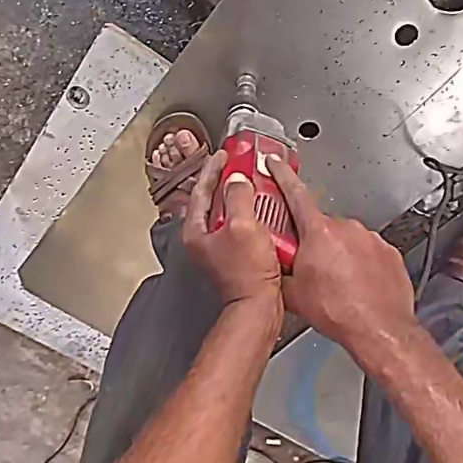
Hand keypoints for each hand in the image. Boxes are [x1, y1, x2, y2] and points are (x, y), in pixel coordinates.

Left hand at [182, 150, 283, 305]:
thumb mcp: (243, 226)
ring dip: (241, 196)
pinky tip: (265, 209)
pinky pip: (242, 225)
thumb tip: (237, 180)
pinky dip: (252, 213)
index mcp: (197, 232)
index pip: (200, 190)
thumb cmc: (246, 275)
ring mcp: (220, 249)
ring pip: (228, 212)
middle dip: (227, 180)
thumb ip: (239, 198)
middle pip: (213, 200)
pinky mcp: (237, 255)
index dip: (213, 169)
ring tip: (254, 182)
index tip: (223, 155)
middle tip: (239, 164)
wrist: (258, 306)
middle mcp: (205, 240)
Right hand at [271, 163, 416, 351]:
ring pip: (345, 239)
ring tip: (338, 282)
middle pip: (321, 226)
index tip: (275, 163)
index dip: (281, 176)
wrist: (379, 329)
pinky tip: (356, 284)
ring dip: (339, 254)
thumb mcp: (293, 294)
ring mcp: (370, 238)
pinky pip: (367, 251)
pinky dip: (360, 263)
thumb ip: (278, 270)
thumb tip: (270, 266)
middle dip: (314, 242)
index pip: (295, 194)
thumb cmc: (339, 312)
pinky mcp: (388, 251)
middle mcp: (346, 228)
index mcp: (319, 233)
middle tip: (310, 266)